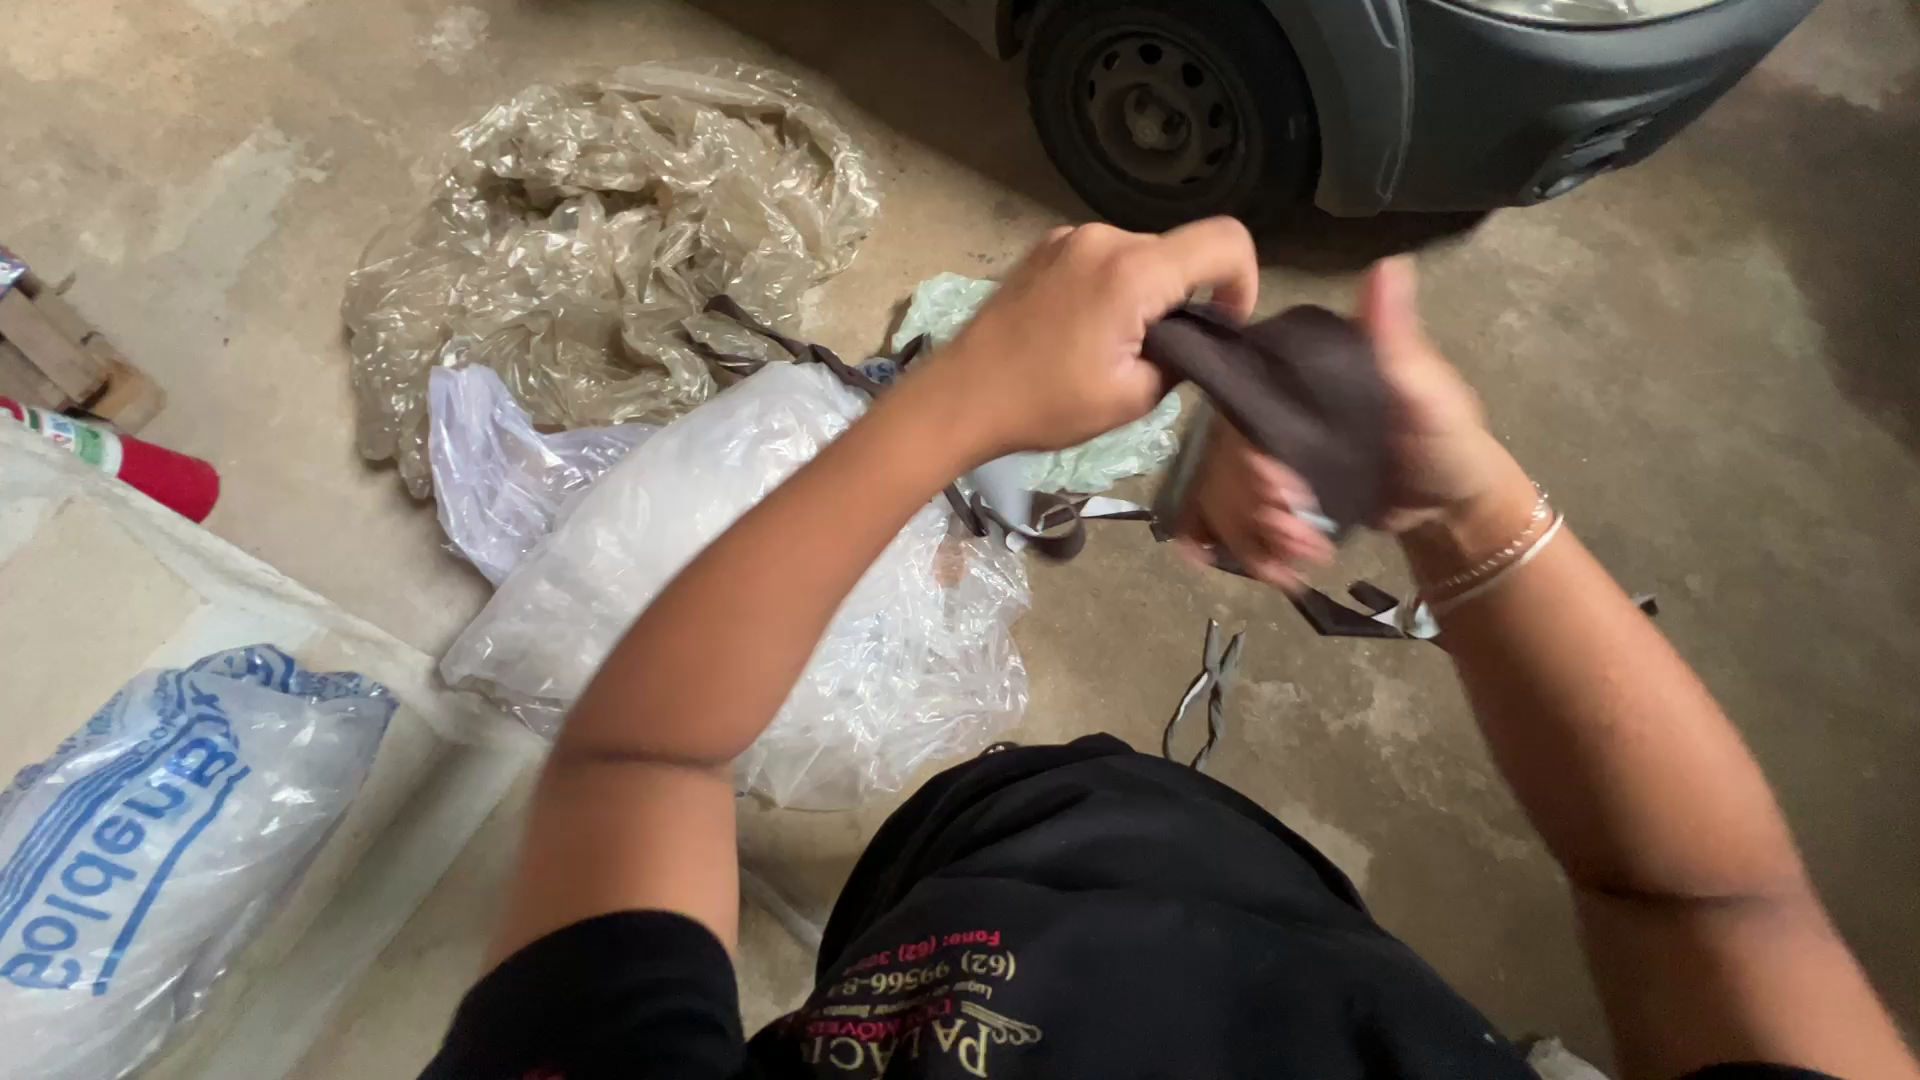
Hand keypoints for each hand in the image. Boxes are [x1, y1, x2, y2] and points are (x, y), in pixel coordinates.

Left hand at [917, 218, 1258, 459]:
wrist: (960, 397)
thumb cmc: (1044, 405)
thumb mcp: (1130, 398)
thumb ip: (1182, 360)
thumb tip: (1194, 341)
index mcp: (1132, 271)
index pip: (1225, 241)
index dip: (1242, 283)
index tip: (1222, 327)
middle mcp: (1103, 238)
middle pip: (1177, 253)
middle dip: (1184, 299)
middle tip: (1156, 355)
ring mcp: (1066, 238)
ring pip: (1138, 258)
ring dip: (1144, 296)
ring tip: (1111, 348)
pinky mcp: (1042, 250)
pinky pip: (1100, 259)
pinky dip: (1110, 288)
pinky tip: (1081, 331)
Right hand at [1173, 257, 1526, 586]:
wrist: (1451, 505)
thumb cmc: (1444, 442)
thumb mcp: (1426, 392)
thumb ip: (1397, 341)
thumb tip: (1386, 266)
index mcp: (1294, 393)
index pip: (1240, 423)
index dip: (1247, 466)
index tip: (1281, 497)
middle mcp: (1270, 427)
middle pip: (1223, 471)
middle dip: (1253, 515)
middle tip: (1300, 540)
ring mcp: (1268, 470)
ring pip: (1223, 505)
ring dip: (1253, 541)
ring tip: (1297, 564)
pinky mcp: (1273, 507)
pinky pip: (1230, 529)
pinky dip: (1243, 553)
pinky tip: (1270, 571)